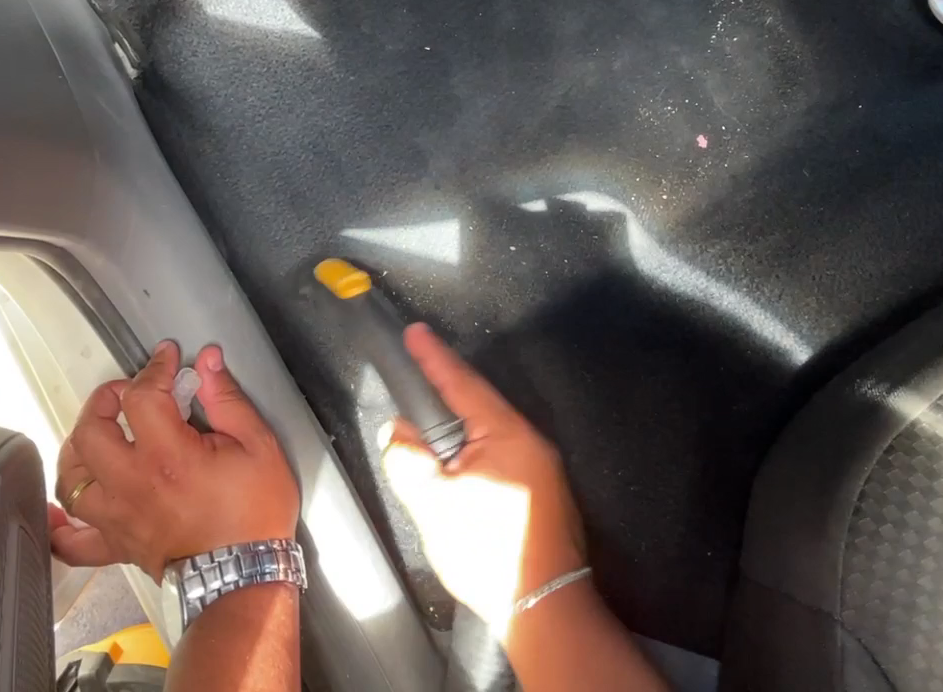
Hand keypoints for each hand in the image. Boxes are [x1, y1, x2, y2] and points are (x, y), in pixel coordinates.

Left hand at [50, 341, 299, 579]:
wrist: (246, 578)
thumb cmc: (255, 511)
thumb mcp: (257, 445)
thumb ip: (227, 398)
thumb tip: (207, 360)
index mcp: (167, 457)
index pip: (141, 396)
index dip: (153, 367)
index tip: (166, 356)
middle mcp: (131, 485)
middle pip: (89, 432)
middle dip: (104, 400)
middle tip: (128, 392)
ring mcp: (117, 518)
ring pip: (71, 478)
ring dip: (78, 447)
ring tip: (101, 433)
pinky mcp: (115, 546)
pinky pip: (71, 541)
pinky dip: (58, 523)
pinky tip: (59, 506)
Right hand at [380, 323, 586, 633]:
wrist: (544, 610)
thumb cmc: (489, 552)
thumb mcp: (434, 505)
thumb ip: (408, 459)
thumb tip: (398, 431)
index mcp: (506, 434)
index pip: (461, 383)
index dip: (434, 357)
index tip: (415, 331)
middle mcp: (530, 442)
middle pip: (479, 404)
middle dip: (447, 389)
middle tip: (418, 371)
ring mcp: (541, 469)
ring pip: (490, 431)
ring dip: (460, 424)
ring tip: (432, 421)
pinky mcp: (542, 493)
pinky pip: (500, 453)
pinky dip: (475, 447)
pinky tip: (460, 462)